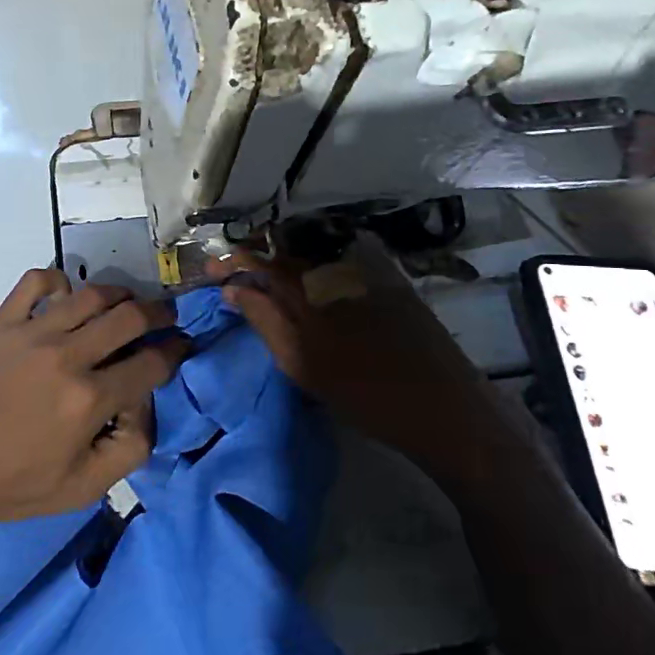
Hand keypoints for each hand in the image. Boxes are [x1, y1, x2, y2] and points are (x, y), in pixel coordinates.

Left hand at [0, 269, 188, 528]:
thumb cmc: (14, 483)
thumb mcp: (84, 488)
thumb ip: (130, 448)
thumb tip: (144, 403)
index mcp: (90, 399)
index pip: (151, 362)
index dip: (175, 353)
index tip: (180, 348)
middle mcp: (67, 356)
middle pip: (130, 316)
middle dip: (159, 314)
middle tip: (165, 319)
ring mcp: (32, 332)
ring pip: (91, 294)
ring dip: (119, 294)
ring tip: (127, 303)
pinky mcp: (2, 322)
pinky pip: (36, 281)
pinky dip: (58, 279)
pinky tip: (66, 294)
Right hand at [211, 247, 480, 460]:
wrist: (442, 405)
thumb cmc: (364, 392)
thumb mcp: (302, 364)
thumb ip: (264, 320)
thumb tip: (233, 290)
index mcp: (310, 286)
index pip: (258, 261)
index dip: (231, 263)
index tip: (212, 274)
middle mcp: (335, 265)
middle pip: (283, 249)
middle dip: (254, 258)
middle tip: (234, 276)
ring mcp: (364, 268)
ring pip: (309, 252)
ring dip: (282, 260)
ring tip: (265, 280)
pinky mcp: (386, 277)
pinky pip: (337, 258)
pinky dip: (313, 264)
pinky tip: (308, 282)